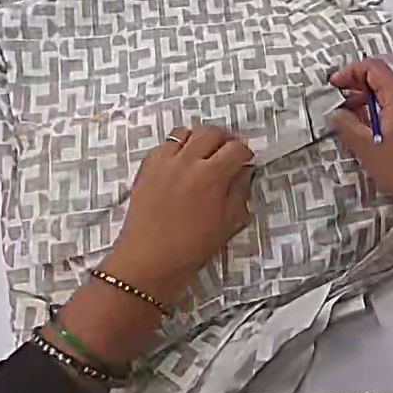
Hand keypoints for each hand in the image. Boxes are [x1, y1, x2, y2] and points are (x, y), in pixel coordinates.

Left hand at [101, 124, 253, 303]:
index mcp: (212, 176)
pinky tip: (180, 163)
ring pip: (185, 132)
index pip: (237, 149)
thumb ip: (239, 192)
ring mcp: (164, 162)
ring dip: (199, 138)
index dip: (246, 153)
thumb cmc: (191, 247)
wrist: (150, 260)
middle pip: (211, 132)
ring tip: (203, 153)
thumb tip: (244, 173)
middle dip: (225, 139)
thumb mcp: (227, 223)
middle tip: (228, 152)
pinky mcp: (147, 168)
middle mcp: (188, 161)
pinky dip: (175, 147)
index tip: (246, 161)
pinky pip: (163, 145)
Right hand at [329, 58, 392, 274]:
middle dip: (355, 87)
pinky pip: (392, 109)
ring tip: (346, 119)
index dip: (350, 72)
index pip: (374, 69)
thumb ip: (347, 125)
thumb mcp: (367, 147)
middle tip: (336, 101)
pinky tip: (363, 130)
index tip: (334, 85)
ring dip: (364, 101)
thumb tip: (335, 113)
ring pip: (385, 95)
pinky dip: (375, 112)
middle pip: (380, 79)